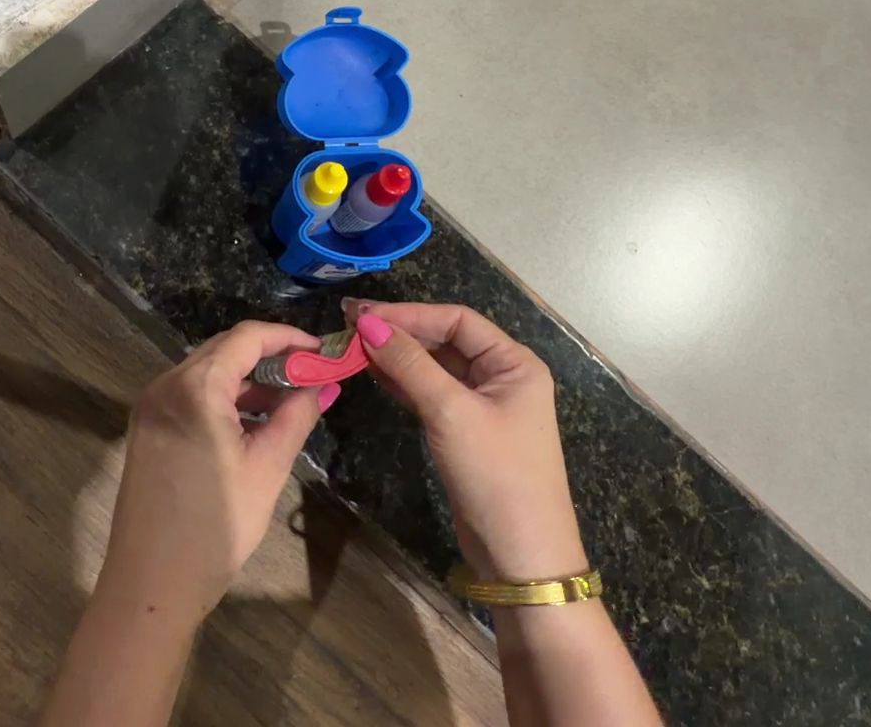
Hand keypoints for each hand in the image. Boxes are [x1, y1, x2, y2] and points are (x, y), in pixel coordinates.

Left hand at [96, 321, 341, 621]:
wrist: (150, 585)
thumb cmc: (215, 526)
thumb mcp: (266, 468)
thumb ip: (296, 417)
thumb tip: (321, 387)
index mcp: (194, 387)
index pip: (246, 337)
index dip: (288, 338)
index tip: (321, 353)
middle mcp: (165, 384)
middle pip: (224, 349)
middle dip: (270, 356)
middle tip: (311, 375)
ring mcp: (151, 406)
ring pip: (208, 372)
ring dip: (248, 379)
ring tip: (291, 401)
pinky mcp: (147, 427)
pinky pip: (192, 395)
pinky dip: (225, 398)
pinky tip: (255, 421)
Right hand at [345, 300, 586, 581]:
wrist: (520, 556)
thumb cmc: (495, 474)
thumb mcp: (451, 413)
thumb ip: (409, 364)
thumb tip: (368, 323)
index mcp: (513, 362)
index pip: (456, 320)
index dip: (408, 313)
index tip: (362, 315)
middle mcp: (501, 375)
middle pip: (444, 339)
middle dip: (399, 331)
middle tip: (349, 323)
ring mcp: (483, 404)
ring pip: (433, 366)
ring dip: (396, 355)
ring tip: (352, 344)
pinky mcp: (465, 429)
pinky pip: (429, 392)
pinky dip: (401, 382)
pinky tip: (372, 372)